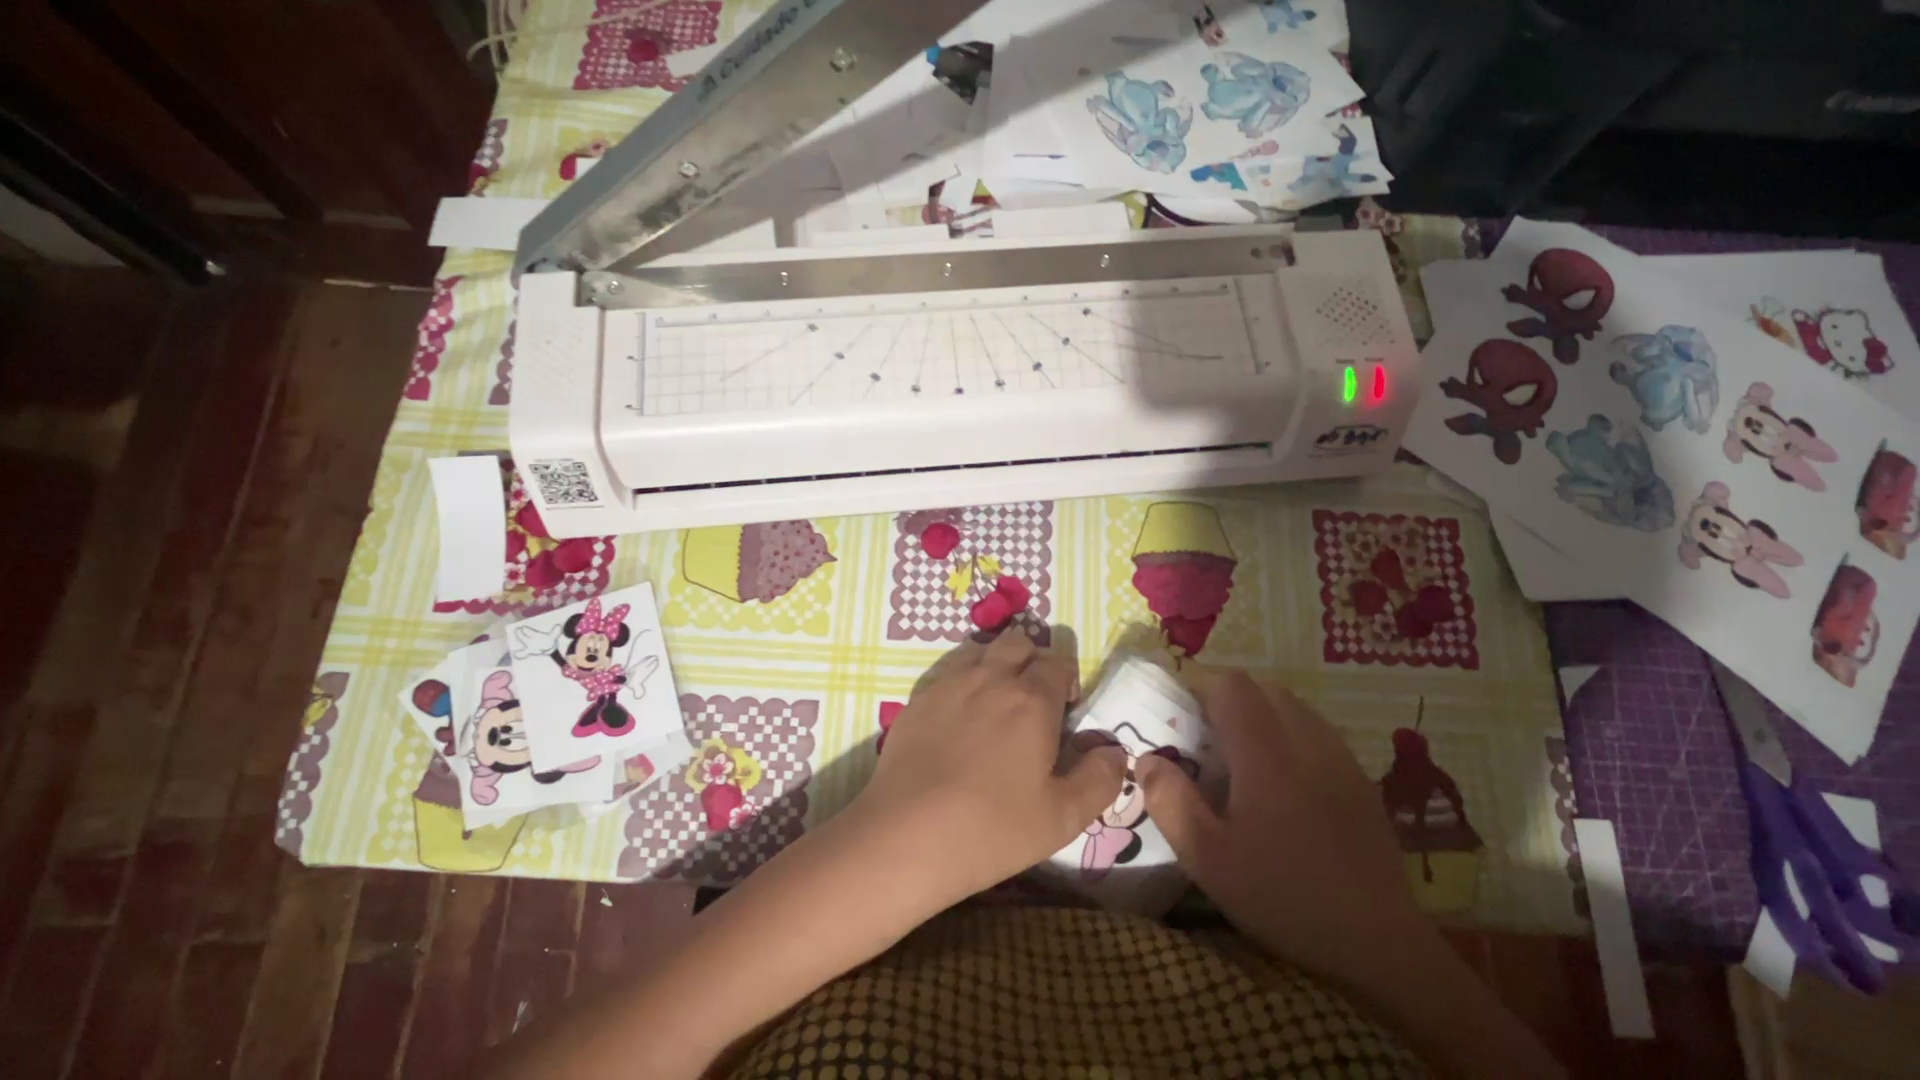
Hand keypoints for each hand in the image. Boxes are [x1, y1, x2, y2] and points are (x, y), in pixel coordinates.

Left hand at [850, 631, 1125, 903]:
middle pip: (1018, 643)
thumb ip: (1099, 778)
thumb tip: (1114, 750)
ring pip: (980, 650)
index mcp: (1031, 699)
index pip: (1058, 663)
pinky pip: (947, 672)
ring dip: (996, 664)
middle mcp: (989, 678)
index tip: (1067, 712)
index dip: (1068, 680)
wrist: (906, 836)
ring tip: (997, 704)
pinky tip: (960, 718)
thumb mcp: (1063, 817)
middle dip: (1032, 661)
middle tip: (1034, 702)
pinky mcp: (916, 701)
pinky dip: (962, 681)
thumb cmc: (993, 828)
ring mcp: (947, 685)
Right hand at [1136, 670, 1425, 982]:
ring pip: (1293, 706)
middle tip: (1202, 736)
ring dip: (1260, 714)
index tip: (1177, 712)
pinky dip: (1289, 734)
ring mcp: (1340, 757)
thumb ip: (1170, 801)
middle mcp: (1306, 741)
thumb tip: (1148, 759)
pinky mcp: (1360, 779)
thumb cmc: (1281, 895)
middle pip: (1263, 688)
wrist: (1375, 939)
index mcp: (1265, 754)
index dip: (1199, 684)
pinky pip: (1317, 732)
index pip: (1231, 685)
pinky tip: (1281, 781)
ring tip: (1239, 756)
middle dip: (1227, 697)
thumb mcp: (1207, 858)